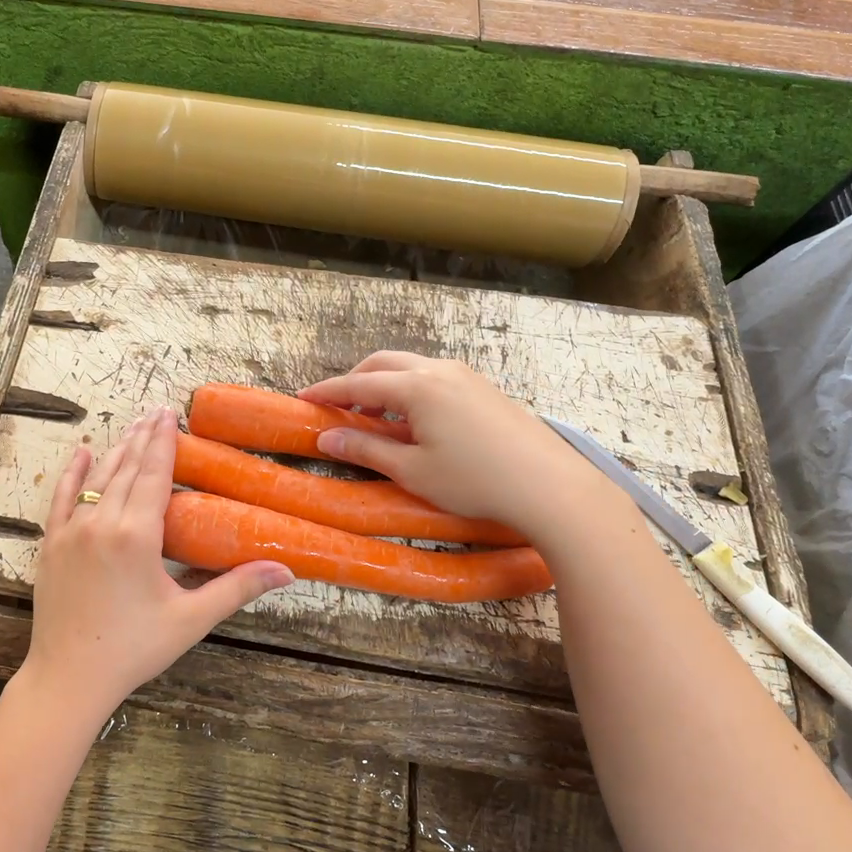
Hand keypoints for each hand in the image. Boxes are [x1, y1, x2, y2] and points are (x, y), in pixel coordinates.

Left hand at [18, 407, 292, 720]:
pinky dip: (73, 474)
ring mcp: (71, 532)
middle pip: (127, 469)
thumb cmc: (133, 650)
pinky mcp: (51, 545)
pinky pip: (62, 499)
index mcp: (137, 536)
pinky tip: (81, 453)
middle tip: (156, 412)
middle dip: (143, 438)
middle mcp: (101, 523)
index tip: (170, 415)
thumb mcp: (190, 619)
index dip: (164, 442)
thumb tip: (286, 570)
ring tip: (132, 427)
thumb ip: (236, 588)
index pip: (155, 474)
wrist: (69, 678)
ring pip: (97, 479)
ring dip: (116, 451)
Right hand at [299, 351, 621, 543]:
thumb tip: (327, 437)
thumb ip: (366, 449)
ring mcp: (466, 376)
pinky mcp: (484, 388)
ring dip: (384, 386)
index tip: (302, 398)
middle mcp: (439, 370)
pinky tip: (413, 423)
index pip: (358, 384)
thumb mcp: (412, 470)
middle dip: (355, 382)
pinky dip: (410, 391)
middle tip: (336, 409)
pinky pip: (434, 377)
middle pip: (383, 365)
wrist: (549, 486)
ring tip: (373, 420)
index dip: (327, 391)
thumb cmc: (474, 480)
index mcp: (417, 386)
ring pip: (410, 368)